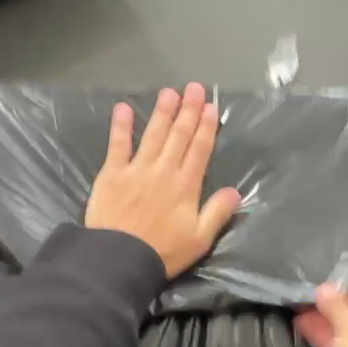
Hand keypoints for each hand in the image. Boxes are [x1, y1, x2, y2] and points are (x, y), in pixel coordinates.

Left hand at [85, 82, 242, 277]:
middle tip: (194, 88)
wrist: (121, 258)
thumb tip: (235, 192)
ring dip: (162, 112)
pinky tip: (124, 108)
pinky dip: (121, 125)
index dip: (206, 128)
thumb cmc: (163, 252)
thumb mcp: (200, 239)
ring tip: (169, 92)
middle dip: (188, 111)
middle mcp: (163, 170)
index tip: (211, 108)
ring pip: (153, 134)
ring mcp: (136, 169)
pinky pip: (118, 144)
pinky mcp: (112, 173)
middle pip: (178, 136)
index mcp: (186, 186)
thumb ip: (217, 213)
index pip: (199, 150)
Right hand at [295, 268, 347, 346]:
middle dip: (330, 283)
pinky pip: (325, 332)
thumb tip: (321, 286)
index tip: (335, 249)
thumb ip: (336, 304)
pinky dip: (312, 325)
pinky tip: (293, 312)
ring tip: (293, 284)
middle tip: (305, 263)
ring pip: (334, 314)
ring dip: (316, 304)